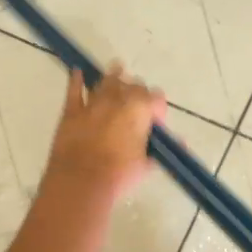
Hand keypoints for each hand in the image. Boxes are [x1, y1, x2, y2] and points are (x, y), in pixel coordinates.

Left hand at [45, 65, 165, 200]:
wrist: (81, 181)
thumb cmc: (118, 174)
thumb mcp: (146, 164)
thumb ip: (160, 149)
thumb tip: (179, 144)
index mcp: (140, 108)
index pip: (156, 98)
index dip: (158, 109)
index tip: (156, 123)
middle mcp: (118, 98)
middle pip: (133, 85)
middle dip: (137, 93)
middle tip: (136, 108)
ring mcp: (93, 102)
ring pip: (106, 81)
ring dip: (114, 76)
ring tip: (117, 70)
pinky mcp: (72, 110)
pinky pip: (74, 89)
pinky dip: (76, 80)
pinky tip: (77, 72)